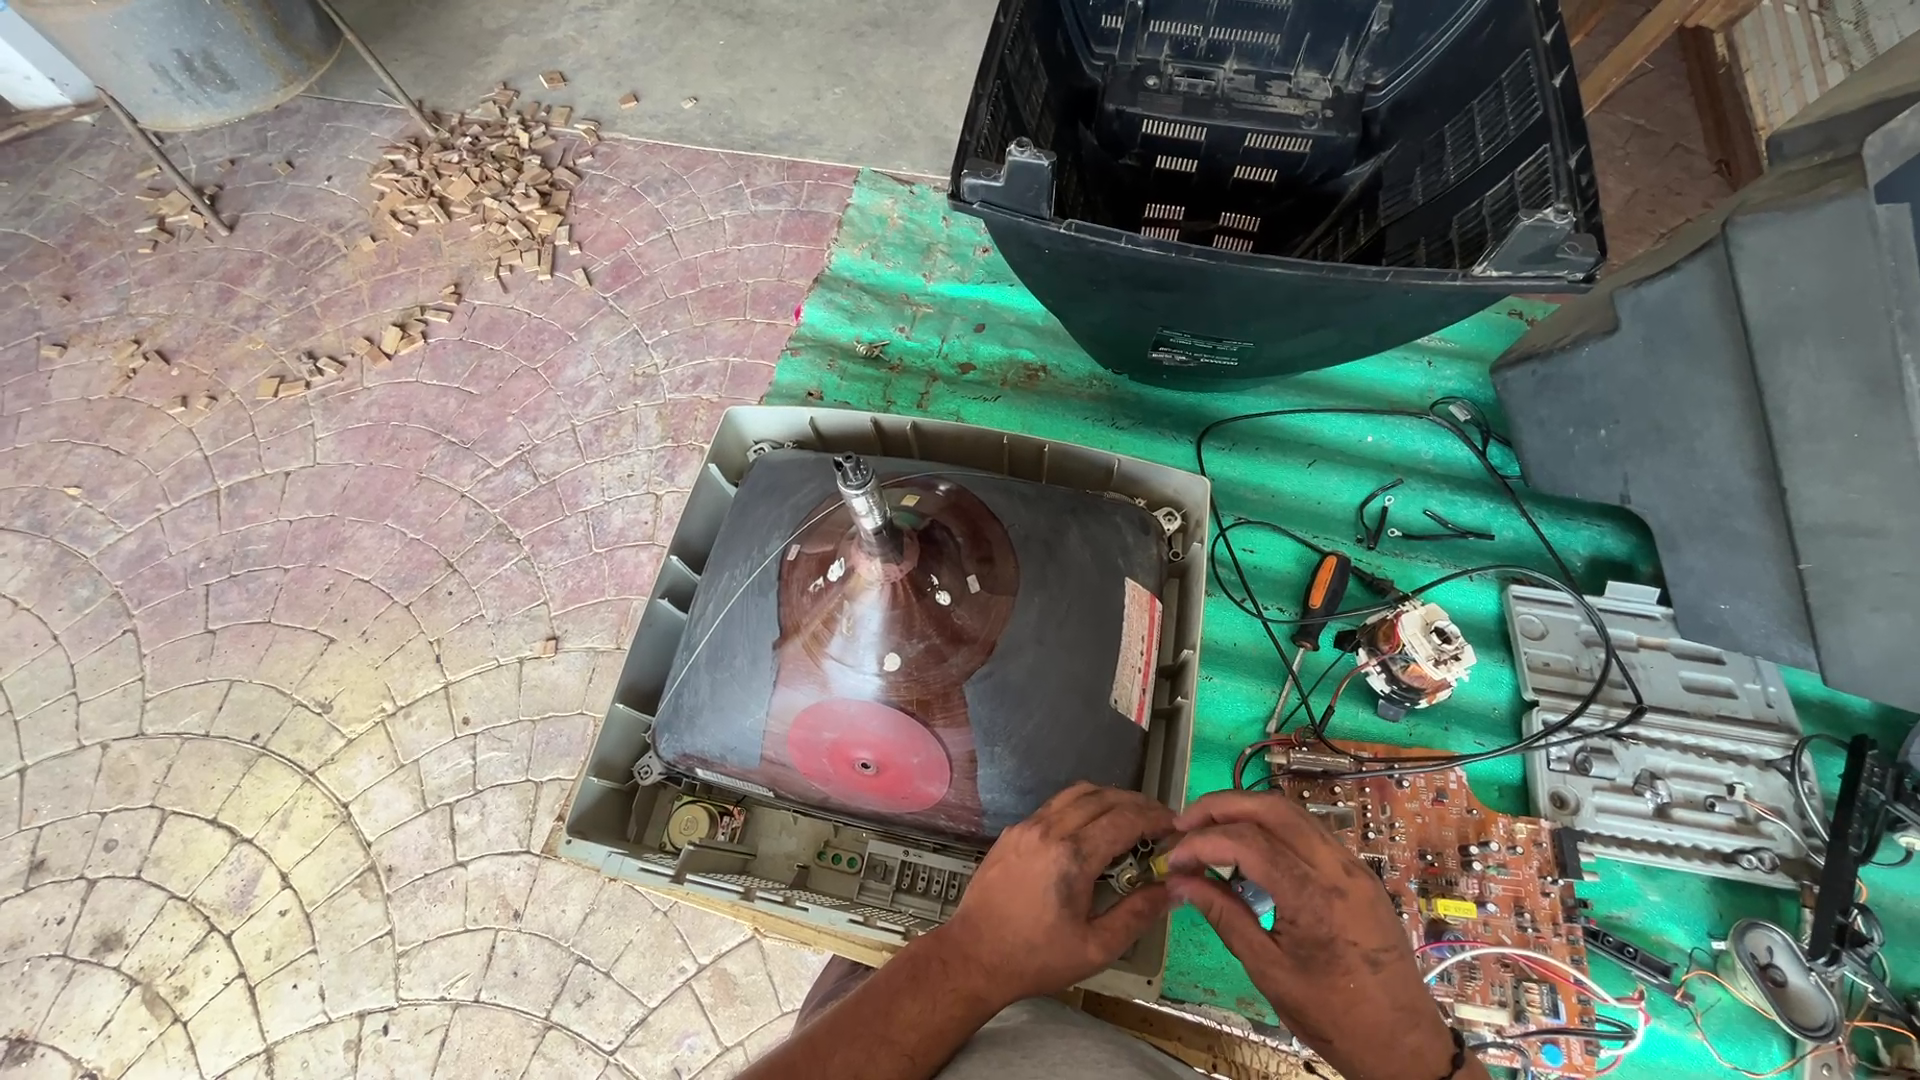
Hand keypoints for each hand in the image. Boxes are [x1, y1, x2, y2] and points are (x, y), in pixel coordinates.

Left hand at [934, 783, 1175, 1005]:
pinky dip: (1081, 805)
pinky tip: (1091, 829)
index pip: (1124, 819)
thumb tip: (1173, 888)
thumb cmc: (1037, 957)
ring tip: (1130, 819)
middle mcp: (1049, 829)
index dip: (1154, 819)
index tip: (1174, 828)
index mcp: (1072, 856)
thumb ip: (1137, 914)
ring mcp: (1027, 826)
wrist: (974, 955)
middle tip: (1159, 822)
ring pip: (1077, 792)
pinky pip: (1054, 804)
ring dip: (1109, 799)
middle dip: (1137, 804)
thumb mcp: (1096, 948)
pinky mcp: (1013, 830)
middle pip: (1103, 797)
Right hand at [1164, 790, 1468, 1079]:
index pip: (1247, 842)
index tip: (1173, 858)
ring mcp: (1353, 866)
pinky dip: (1272, 826)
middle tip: (1185, 823)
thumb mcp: (1268, 971)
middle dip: (1221, 805)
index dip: (1202, 841)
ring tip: (1210, 828)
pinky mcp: (1359, 872)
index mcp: (1313, 898)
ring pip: (1293, 812)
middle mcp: (1337, 869)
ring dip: (1246, 810)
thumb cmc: (1332, 1017)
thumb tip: (1179, 881)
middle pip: (1271, 808)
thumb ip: (1223, 915)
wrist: (1405, 1046)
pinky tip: (1249, 846)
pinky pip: (1310, 831)